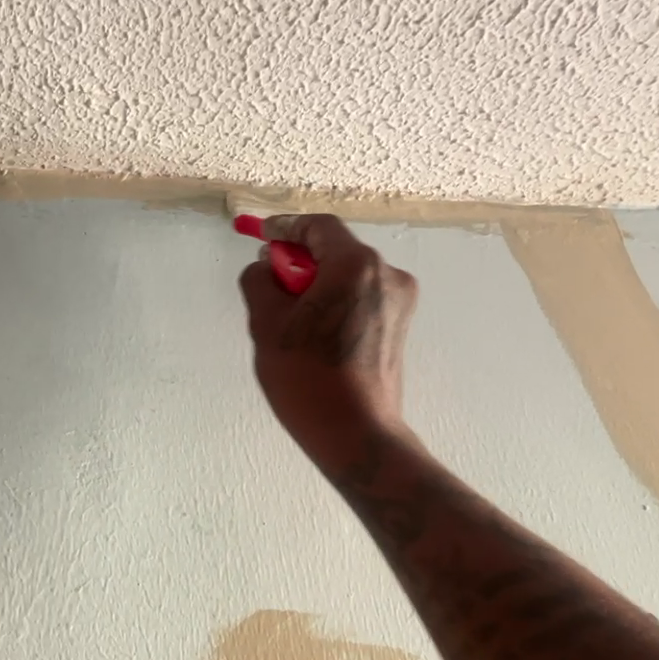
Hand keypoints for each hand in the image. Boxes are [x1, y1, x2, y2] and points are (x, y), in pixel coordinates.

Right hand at [238, 214, 418, 463]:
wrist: (354, 431)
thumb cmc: (306, 377)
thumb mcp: (266, 325)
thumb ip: (259, 282)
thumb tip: (264, 268)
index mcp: (355, 266)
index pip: (318, 227)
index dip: (286, 227)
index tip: (263, 237)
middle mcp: (387, 275)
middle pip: (336, 251)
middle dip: (300, 261)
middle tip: (269, 283)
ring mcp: (399, 301)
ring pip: (348, 276)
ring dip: (316, 285)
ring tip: (289, 317)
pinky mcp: (399, 325)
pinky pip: (360, 298)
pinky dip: (334, 302)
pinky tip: (313, 333)